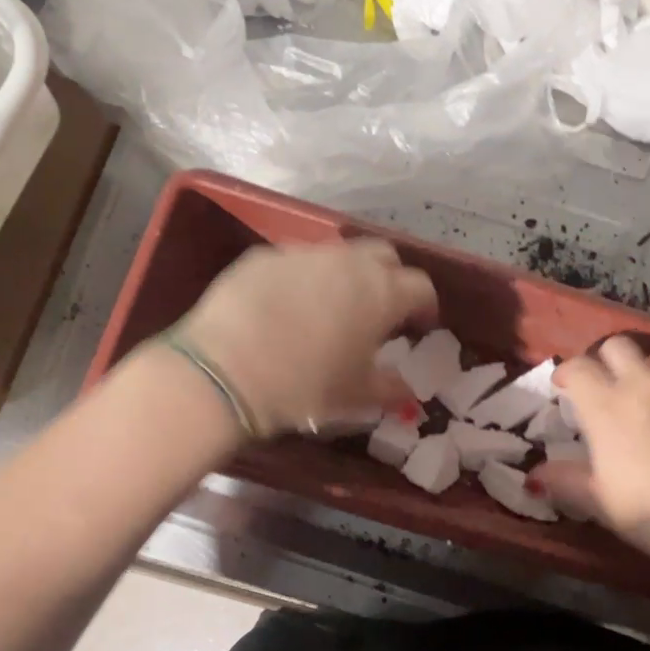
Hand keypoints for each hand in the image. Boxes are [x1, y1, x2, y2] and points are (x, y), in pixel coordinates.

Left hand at [175, 240, 436, 435]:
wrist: (223, 372)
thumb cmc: (304, 387)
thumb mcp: (356, 396)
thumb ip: (390, 387)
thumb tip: (407, 388)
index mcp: (382, 293)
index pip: (421, 287)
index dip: (425, 306)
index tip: (419, 327)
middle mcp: (349, 262)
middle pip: (385, 256)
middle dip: (391, 278)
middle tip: (382, 310)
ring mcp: (303, 254)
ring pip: (339, 254)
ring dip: (346, 275)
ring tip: (333, 307)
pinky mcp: (263, 257)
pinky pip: (296, 262)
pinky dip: (303, 280)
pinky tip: (287, 308)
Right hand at [536, 336, 649, 583]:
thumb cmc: (649, 512)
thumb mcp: (598, 502)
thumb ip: (565, 481)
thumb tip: (536, 475)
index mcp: (605, 406)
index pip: (577, 368)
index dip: (566, 373)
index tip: (562, 389)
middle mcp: (642, 386)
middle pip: (617, 347)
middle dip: (605, 360)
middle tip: (602, 390)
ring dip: (641, 381)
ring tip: (642, 415)